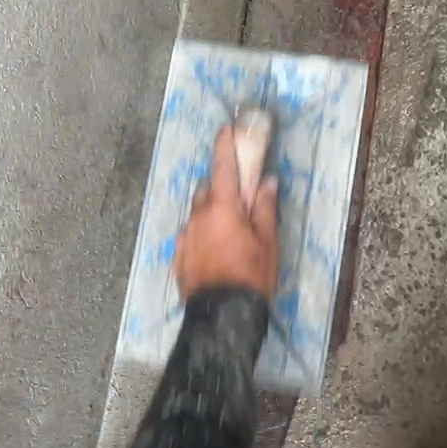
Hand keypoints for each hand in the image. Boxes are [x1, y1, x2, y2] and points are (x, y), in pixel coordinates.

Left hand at [172, 124, 278, 301]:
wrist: (223, 319)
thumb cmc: (251, 277)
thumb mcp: (268, 243)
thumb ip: (266, 209)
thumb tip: (267, 183)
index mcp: (222, 208)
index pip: (222, 168)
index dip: (225, 146)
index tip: (227, 129)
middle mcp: (198, 217)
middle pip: (207, 190)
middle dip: (221, 188)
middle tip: (240, 198)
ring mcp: (185, 237)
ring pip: (198, 214)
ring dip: (212, 213)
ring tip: (230, 232)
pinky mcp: (178, 256)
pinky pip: (192, 235)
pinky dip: (204, 234)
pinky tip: (217, 251)